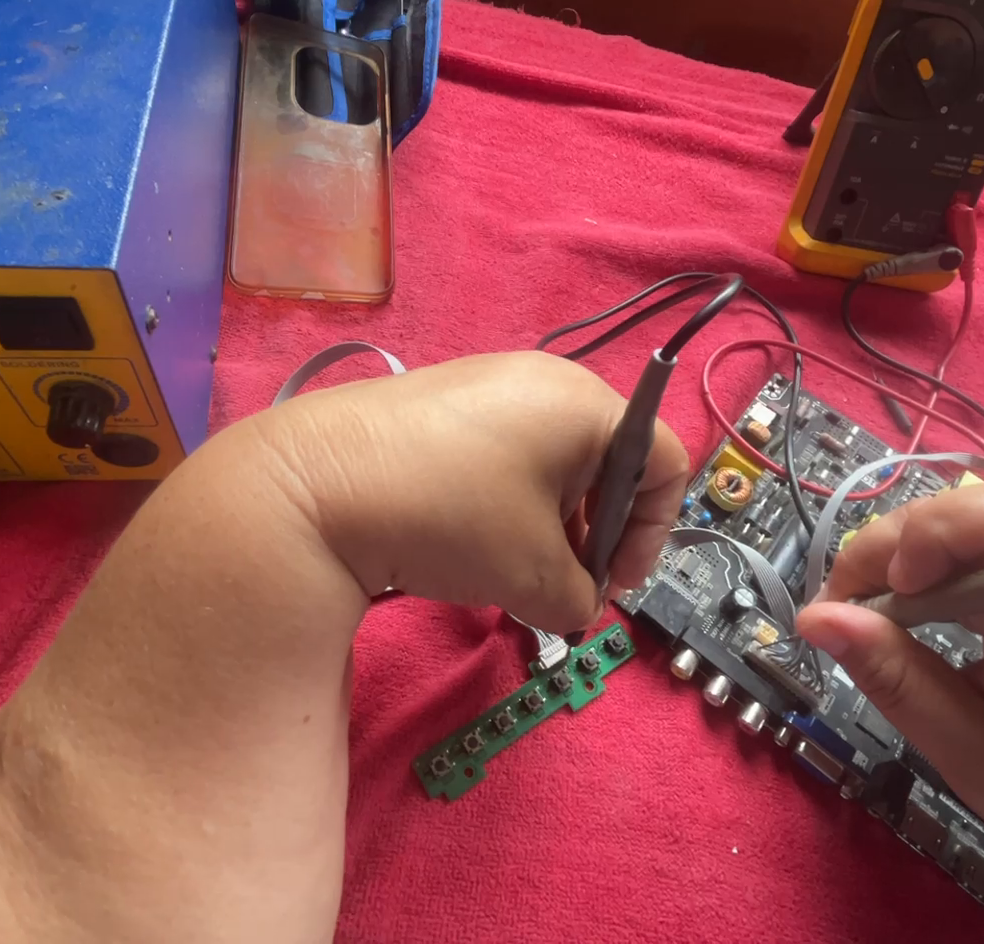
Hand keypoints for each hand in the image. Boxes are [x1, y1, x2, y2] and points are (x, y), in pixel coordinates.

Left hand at [255, 350, 691, 632]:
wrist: (320, 483)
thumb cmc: (453, 516)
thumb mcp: (533, 574)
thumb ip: (579, 597)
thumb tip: (574, 603)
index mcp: (585, 404)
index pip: (663, 462)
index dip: (654, 534)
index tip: (611, 585)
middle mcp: (542, 380)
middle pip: (604, 460)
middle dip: (594, 531)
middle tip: (561, 582)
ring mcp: (486, 383)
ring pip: (548, 459)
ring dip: (546, 521)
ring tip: (507, 568)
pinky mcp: (441, 401)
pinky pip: (500, 450)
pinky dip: (502, 497)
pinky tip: (464, 535)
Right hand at [794, 480, 983, 876]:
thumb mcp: (981, 764)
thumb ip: (901, 685)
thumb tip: (816, 618)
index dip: (924, 537)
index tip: (870, 599)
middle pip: (970, 508)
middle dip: (888, 546)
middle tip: (844, 611)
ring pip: (966, 514)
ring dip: (898, 551)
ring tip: (867, 609)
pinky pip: (976, 537)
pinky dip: (923, 560)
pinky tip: (905, 603)